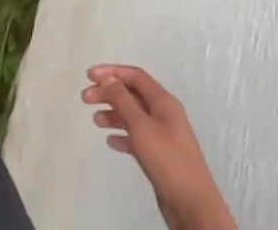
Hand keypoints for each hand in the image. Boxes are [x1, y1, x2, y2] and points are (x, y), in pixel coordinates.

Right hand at [83, 65, 234, 229]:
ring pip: (133, 116)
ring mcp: (163, 134)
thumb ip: (123, 100)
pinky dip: (123, 135)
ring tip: (96, 121)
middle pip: (132, 94)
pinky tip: (111, 141)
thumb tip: (108, 77)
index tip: (89, 76)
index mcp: (164, 102)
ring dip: (113, 114)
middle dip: (109, 93)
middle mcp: (164, 114)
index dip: (112, 72)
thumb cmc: (167, 159)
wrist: (192, 204)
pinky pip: (137, 137)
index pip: (135, 76)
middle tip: (85, 99)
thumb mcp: (141, 126)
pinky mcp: (159, 154)